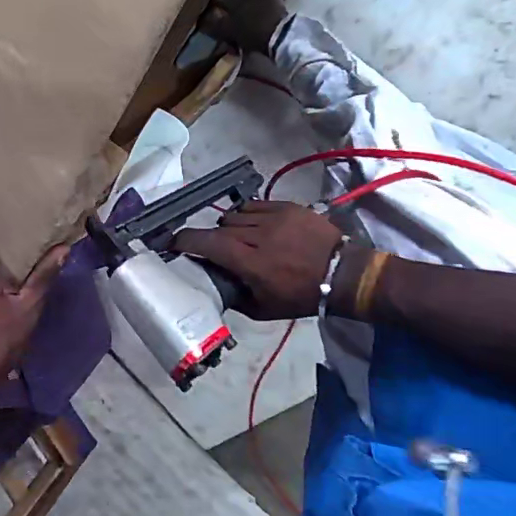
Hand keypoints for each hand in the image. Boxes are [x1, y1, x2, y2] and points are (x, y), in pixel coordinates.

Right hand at [171, 200, 343, 319]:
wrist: (342, 274)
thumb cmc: (302, 296)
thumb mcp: (264, 309)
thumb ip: (236, 299)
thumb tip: (215, 288)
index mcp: (251, 263)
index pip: (208, 243)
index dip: (185, 241)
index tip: (173, 243)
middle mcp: (259, 236)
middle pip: (219, 228)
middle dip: (210, 238)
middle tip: (212, 250)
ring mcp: (274, 217)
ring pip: (235, 214)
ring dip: (229, 226)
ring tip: (236, 237)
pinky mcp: (287, 207)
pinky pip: (255, 205)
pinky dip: (247, 215)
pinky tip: (253, 226)